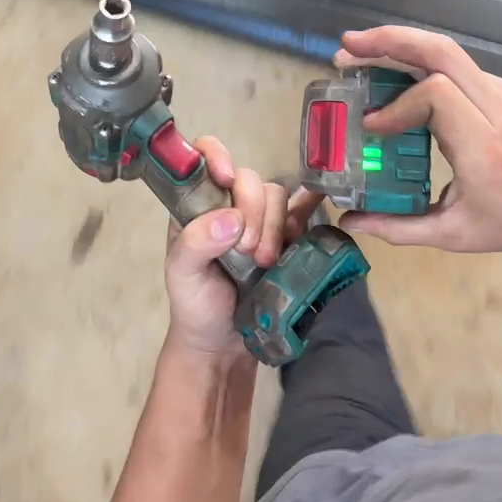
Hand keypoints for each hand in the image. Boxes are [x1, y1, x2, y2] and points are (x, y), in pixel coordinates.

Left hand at [163, 136, 325, 359]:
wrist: (225, 344)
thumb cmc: (195, 303)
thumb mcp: (181, 274)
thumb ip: (196, 244)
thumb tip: (231, 220)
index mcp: (197, 202)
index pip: (204, 157)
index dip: (217, 156)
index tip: (225, 178)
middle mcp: (229, 202)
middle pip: (249, 179)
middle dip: (253, 210)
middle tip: (248, 251)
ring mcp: (260, 217)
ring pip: (277, 196)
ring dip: (275, 225)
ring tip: (267, 262)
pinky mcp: (287, 234)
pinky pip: (302, 210)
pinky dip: (310, 204)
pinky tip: (319, 203)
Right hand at [333, 26, 501, 255]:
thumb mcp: (458, 235)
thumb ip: (401, 229)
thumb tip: (351, 220)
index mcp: (486, 146)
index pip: (437, 95)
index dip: (397, 105)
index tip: (371, 125)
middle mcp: (495, 107)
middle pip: (441, 52)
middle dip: (390, 42)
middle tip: (346, 48)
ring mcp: (499, 91)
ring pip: (446, 50)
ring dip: (398, 43)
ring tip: (356, 50)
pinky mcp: (497, 87)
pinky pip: (452, 62)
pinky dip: (415, 56)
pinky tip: (387, 67)